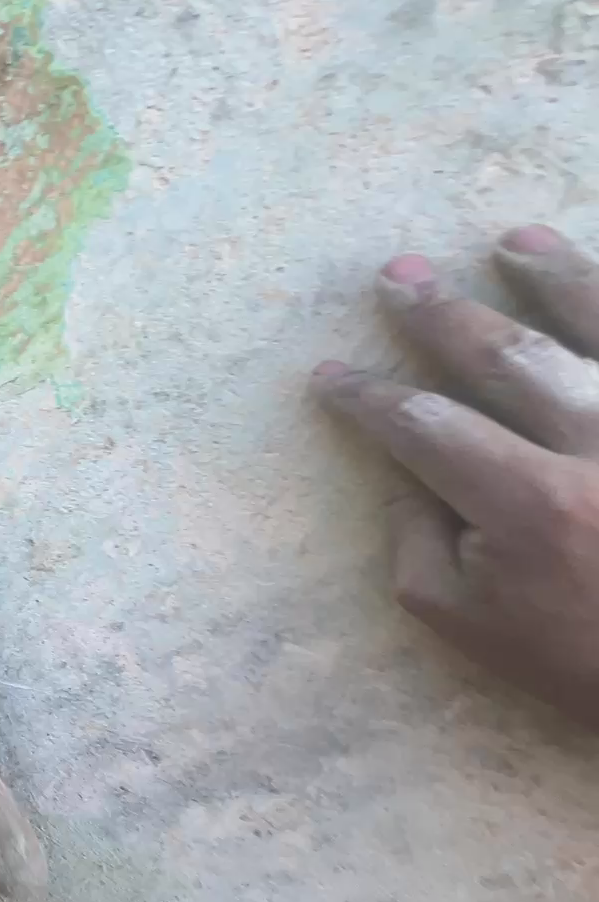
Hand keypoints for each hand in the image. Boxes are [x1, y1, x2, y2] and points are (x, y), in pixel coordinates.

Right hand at [315, 225, 598, 724]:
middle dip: (440, 314)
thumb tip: (410, 474)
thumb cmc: (586, 660)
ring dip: (560, 279)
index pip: (421, 423)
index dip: (364, 395)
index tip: (327, 374)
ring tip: (516, 241)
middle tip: (397, 274)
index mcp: (529, 500)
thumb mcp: (460, 616)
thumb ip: (416, 540)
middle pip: (510, 357)